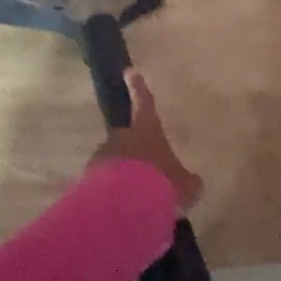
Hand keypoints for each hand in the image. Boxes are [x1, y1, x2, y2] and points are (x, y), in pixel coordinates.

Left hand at [90, 69, 202, 210]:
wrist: (125, 205)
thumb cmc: (162, 185)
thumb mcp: (186, 186)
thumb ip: (188, 181)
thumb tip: (192, 182)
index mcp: (147, 130)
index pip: (145, 103)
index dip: (138, 88)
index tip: (129, 71)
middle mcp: (122, 138)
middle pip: (126, 138)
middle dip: (133, 151)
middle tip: (143, 172)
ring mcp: (102, 156)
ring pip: (113, 162)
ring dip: (121, 175)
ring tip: (133, 199)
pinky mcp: (88, 177)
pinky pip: (102, 182)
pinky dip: (110, 192)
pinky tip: (120, 209)